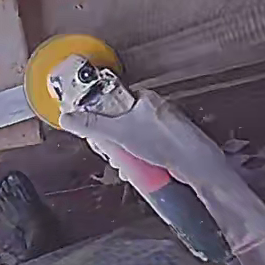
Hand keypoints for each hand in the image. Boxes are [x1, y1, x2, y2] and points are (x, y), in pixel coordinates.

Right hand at [57, 90, 238, 192]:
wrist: (197, 166)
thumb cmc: (167, 143)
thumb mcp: (119, 132)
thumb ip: (91, 124)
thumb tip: (67, 117)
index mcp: (143, 98)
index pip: (111, 100)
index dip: (99, 116)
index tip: (94, 129)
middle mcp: (153, 110)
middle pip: (119, 121)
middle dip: (111, 139)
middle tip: (109, 149)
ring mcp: (160, 127)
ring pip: (130, 136)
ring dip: (123, 151)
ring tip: (125, 162)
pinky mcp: (167, 142)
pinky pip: (143, 147)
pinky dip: (137, 157)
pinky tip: (137, 166)